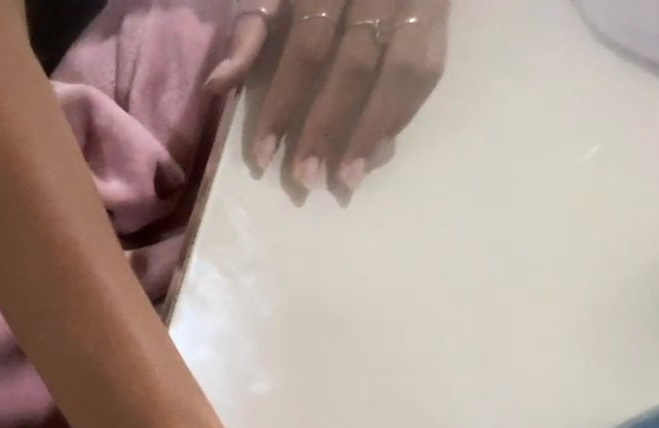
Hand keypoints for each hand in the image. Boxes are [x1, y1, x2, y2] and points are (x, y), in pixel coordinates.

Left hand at [208, 0, 448, 196]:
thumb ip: (249, 31)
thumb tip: (216, 85)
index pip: (306, 49)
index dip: (284, 105)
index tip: (264, 158)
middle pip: (356, 65)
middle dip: (329, 128)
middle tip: (307, 180)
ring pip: (405, 68)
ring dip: (376, 130)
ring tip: (350, 178)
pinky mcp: (441, 9)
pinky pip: (432, 64)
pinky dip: (405, 111)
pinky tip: (379, 148)